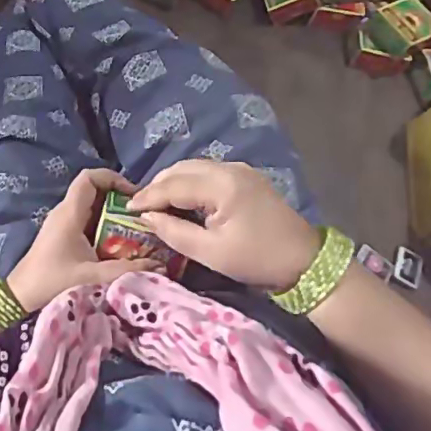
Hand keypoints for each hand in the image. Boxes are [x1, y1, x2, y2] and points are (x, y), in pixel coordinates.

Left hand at [6, 168, 159, 310]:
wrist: (21, 293)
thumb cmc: (52, 280)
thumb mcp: (91, 275)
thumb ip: (125, 269)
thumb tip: (157, 265)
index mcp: (70, 213)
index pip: (89, 177)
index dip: (112, 178)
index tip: (132, 194)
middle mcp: (65, 210)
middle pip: (92, 187)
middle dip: (117, 194)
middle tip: (138, 210)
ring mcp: (62, 219)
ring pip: (90, 201)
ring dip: (111, 207)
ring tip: (133, 223)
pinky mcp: (62, 230)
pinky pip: (85, 215)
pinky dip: (102, 219)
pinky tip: (116, 237)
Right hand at [126, 159, 322, 288]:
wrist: (305, 261)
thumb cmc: (257, 259)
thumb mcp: (211, 252)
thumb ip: (174, 232)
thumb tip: (147, 217)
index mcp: (222, 184)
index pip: (173, 184)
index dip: (147, 197)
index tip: (125, 209)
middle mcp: (229, 168)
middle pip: (181, 169)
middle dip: (157, 186)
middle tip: (139, 208)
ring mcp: (239, 170)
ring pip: (193, 168)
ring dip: (172, 183)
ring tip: (156, 205)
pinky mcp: (245, 177)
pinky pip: (207, 173)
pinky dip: (189, 183)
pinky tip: (181, 201)